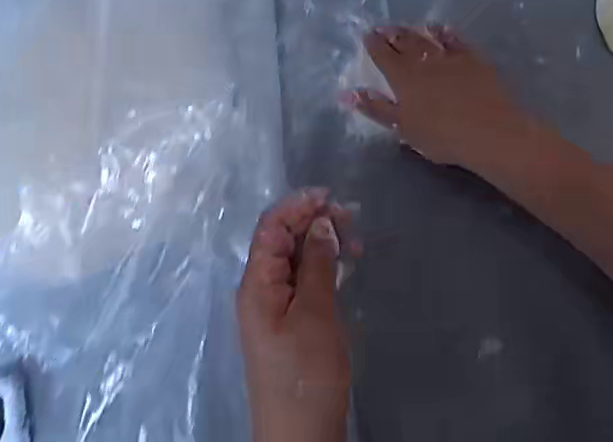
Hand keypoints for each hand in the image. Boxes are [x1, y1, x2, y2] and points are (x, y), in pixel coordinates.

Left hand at [237, 188, 352, 441]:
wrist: (301, 441)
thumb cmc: (305, 374)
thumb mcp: (315, 313)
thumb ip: (316, 263)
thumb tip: (321, 222)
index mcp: (257, 283)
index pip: (270, 227)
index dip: (298, 205)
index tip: (330, 196)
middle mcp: (261, 289)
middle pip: (283, 239)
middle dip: (314, 221)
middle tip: (352, 217)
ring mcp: (275, 308)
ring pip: (296, 259)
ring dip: (322, 243)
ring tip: (356, 242)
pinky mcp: (290, 324)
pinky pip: (303, 281)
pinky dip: (324, 267)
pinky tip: (346, 265)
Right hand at [353, 25, 538, 172]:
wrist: (490, 131)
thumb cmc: (442, 136)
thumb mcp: (403, 127)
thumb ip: (376, 108)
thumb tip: (347, 93)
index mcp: (403, 78)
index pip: (383, 56)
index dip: (374, 44)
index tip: (367, 35)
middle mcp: (424, 61)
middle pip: (404, 42)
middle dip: (391, 34)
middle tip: (383, 27)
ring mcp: (450, 57)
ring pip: (427, 38)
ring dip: (414, 31)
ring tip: (406, 26)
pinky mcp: (473, 58)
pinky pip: (455, 39)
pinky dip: (445, 32)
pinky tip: (442, 28)